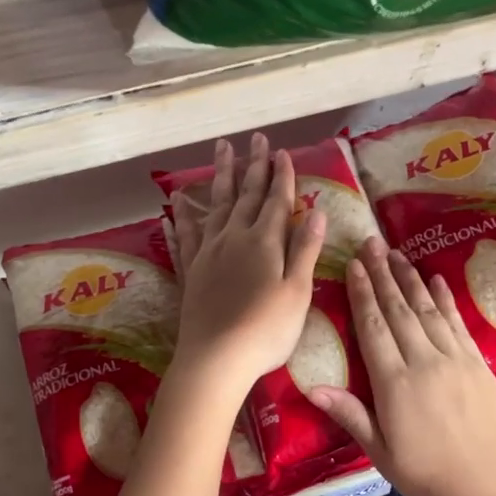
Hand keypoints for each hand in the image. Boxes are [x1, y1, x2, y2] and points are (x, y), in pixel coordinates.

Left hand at [172, 133, 325, 392]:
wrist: (216, 357)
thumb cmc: (267, 330)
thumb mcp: (297, 292)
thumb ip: (306, 251)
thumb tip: (318, 213)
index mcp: (265, 242)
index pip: (277, 201)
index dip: (282, 176)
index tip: (283, 152)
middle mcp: (235, 238)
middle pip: (246, 195)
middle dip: (253, 166)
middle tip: (255, 138)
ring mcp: (209, 253)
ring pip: (216, 205)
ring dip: (220, 176)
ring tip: (221, 150)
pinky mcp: (191, 271)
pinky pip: (186, 235)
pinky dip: (183, 216)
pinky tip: (178, 204)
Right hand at [309, 239, 495, 495]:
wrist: (491, 488)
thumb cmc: (429, 478)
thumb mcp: (382, 454)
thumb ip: (351, 415)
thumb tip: (313, 387)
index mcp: (395, 385)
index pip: (374, 328)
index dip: (362, 294)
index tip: (353, 266)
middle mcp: (425, 362)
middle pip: (399, 310)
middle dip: (383, 274)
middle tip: (371, 243)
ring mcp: (455, 361)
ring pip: (428, 311)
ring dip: (411, 280)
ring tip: (397, 254)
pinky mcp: (478, 366)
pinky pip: (458, 324)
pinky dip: (445, 301)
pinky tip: (436, 282)